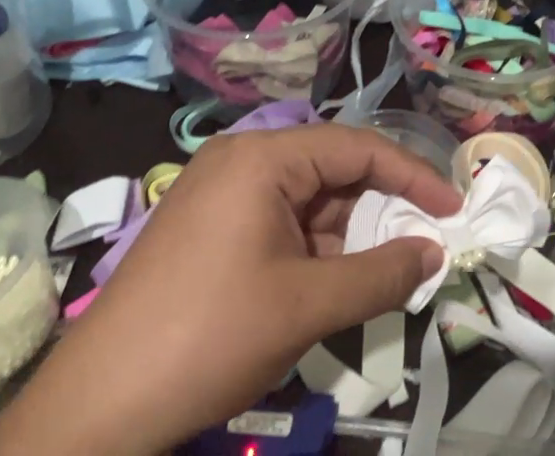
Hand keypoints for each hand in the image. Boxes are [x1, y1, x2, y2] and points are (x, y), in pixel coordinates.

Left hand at [0, 125, 459, 455]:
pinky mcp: (207, 231)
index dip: (412, 176)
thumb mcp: (309, 306)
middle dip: (380, 209)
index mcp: (261, 158)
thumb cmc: (211, 337)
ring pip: (307, 201)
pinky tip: (332, 285)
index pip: (357, 147)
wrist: (100, 406)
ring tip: (382, 275)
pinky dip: (315, 250)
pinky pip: (279, 224)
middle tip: (423, 246)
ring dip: (348, 236)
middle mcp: (239, 162)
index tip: (454, 209)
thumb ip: (383, 273)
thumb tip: (434, 251)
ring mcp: (218, 196)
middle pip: (332, 170)